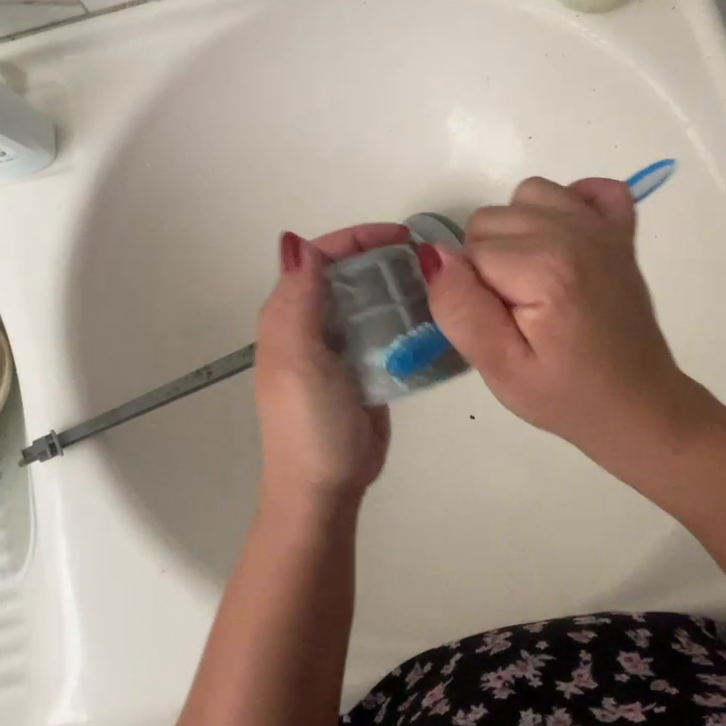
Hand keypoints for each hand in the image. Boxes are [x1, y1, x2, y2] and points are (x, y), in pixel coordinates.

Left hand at [253, 223, 408, 515]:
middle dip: (381, 258)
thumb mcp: (297, 358)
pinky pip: (384, 332)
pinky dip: (404, 320)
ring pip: (368, 301)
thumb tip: (294, 242)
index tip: (400, 236)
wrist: (324, 489)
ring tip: (437, 282)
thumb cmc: (308, 423)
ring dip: (396, 287)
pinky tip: (434, 315)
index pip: (319, 259)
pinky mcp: (364, 370)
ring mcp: (339, 348)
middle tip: (425, 258)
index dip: (355, 239)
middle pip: (346, 276)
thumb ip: (298, 300)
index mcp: (288, 316)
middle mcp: (311, 325)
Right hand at [421, 177, 709, 465]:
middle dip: (489, 262)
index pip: (468, 251)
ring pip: (525, 197)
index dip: (472, 291)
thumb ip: (461, 309)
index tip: (501, 326)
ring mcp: (601, 227)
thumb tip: (436, 256)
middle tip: (517, 311)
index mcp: (545, 268)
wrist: (637, 406)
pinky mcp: (620, 232)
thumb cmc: (565, 396)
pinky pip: (586, 188)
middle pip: (490, 220)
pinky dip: (569, 206)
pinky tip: (564, 244)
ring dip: (518, 231)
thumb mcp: (499, 369)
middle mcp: (575, 232)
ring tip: (534, 279)